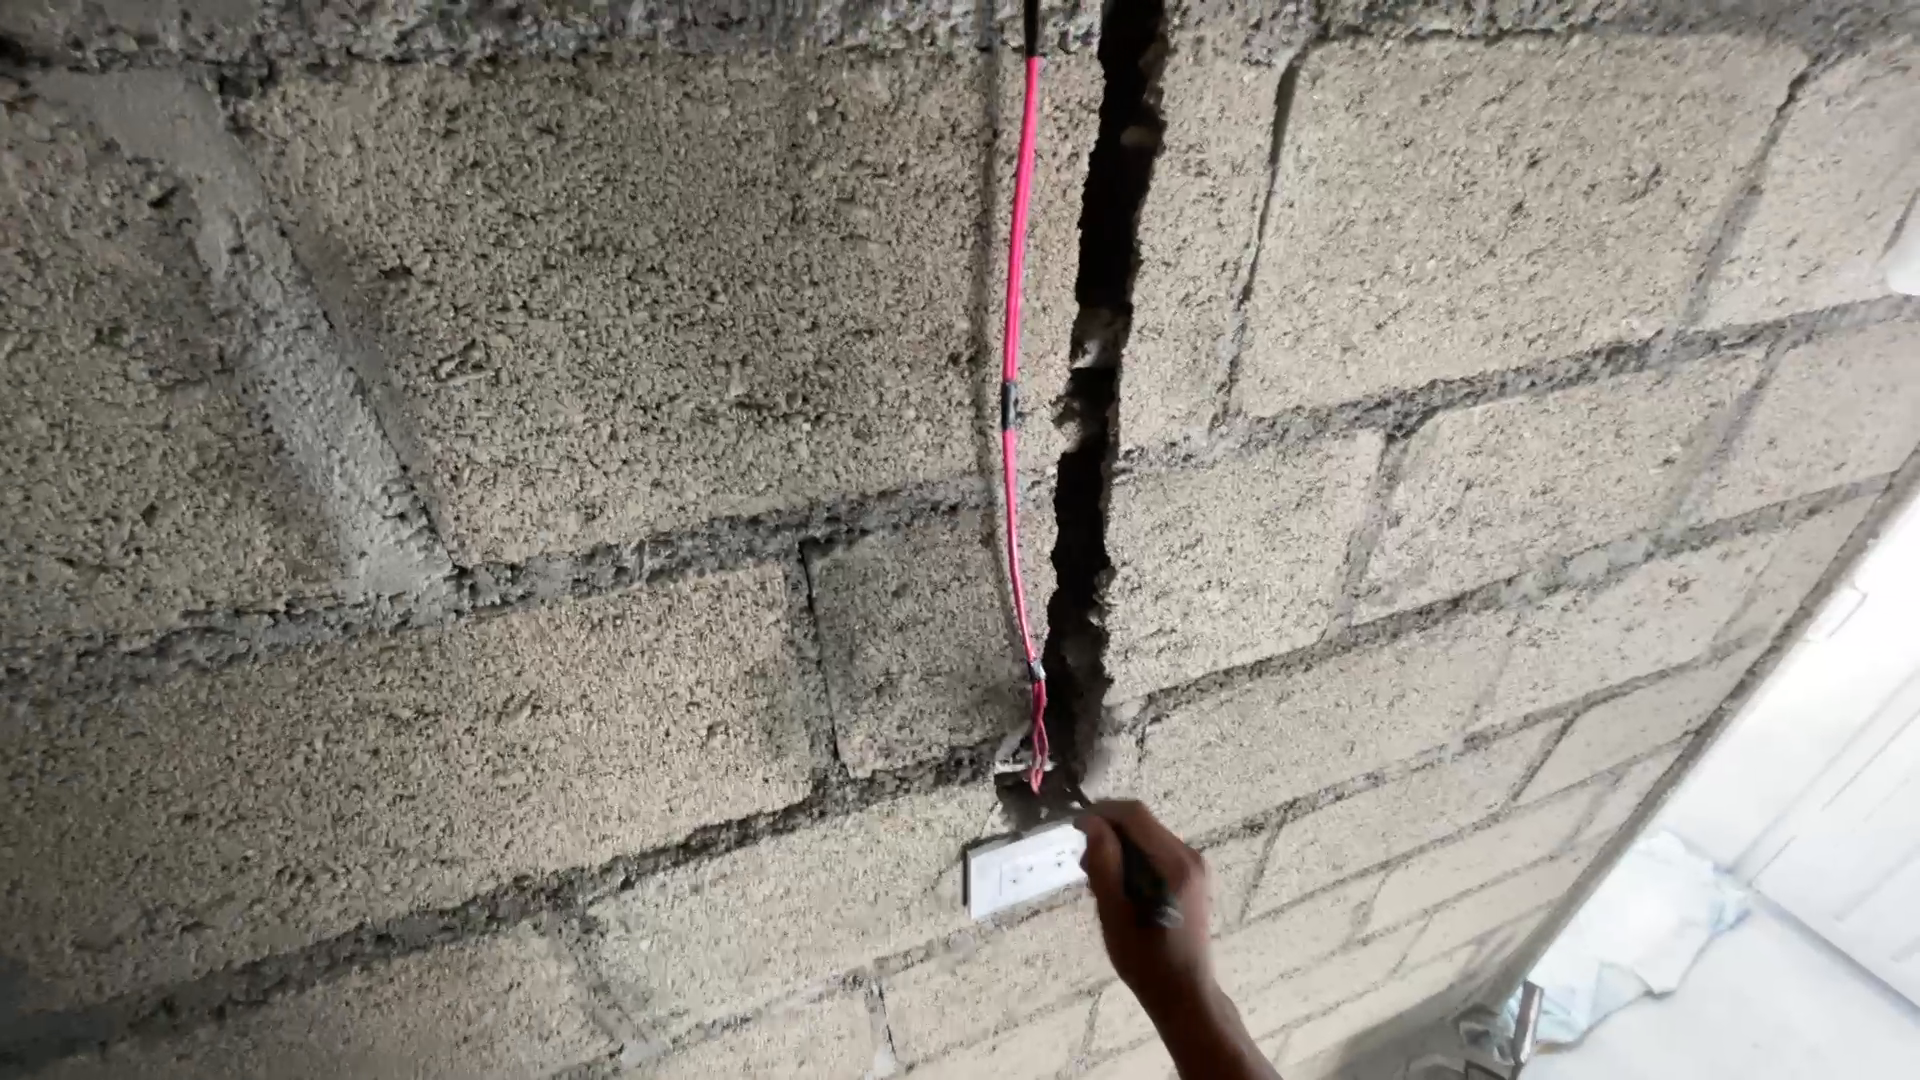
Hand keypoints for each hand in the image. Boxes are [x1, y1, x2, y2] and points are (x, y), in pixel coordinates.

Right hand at [1075, 800, 1213, 1011]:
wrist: (1185, 995)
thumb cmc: (1146, 960)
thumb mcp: (1115, 913)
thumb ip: (1104, 863)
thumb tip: (1092, 822)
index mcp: (1175, 864)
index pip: (1134, 814)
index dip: (1101, 812)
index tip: (1074, 828)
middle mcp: (1190, 856)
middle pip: (1141, 822)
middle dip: (1108, 832)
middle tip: (1083, 863)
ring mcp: (1194, 865)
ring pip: (1146, 835)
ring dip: (1118, 846)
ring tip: (1097, 877)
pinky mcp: (1191, 874)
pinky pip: (1155, 850)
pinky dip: (1132, 857)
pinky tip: (1118, 883)